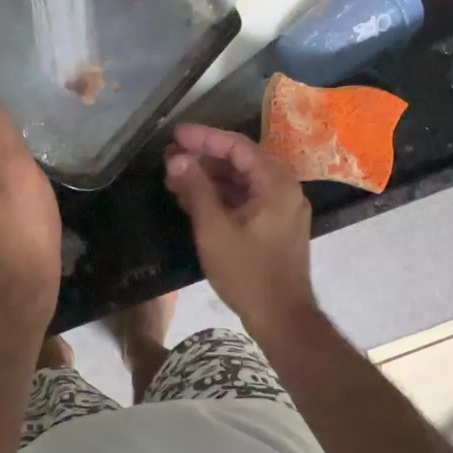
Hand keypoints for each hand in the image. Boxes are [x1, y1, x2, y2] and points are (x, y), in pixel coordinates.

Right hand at [164, 124, 316, 332]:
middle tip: (169, 157)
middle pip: (241, 162)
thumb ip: (196, 189)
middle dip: (204, 158)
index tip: (174, 135)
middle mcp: (284, 190)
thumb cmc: (248, 273)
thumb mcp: (214, 230)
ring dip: (209, 178)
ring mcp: (281, 210)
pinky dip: (220, 197)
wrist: (281, 317)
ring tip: (174, 177)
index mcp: (276, 184)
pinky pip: (246, 200)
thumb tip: (177, 158)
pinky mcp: (274, 227)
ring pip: (242, 182)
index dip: (204, 138)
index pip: (237, 146)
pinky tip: (193, 200)